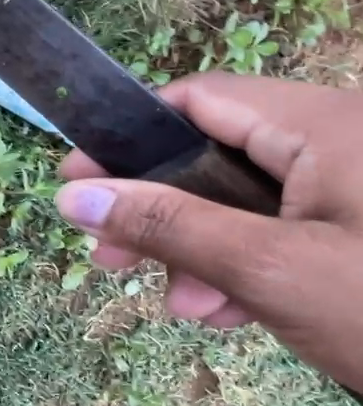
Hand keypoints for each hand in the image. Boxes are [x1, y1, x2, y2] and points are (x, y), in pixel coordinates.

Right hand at [55, 73, 362, 390]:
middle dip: (158, 210)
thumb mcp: (269, 270)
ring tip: (189, 305)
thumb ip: (164, 225)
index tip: (77, 189)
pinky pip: (294, 222)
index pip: (200, 99)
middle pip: (218, 154)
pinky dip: (249, 259)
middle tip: (111, 260)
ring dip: (199, 247)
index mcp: (333, 129)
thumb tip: (71, 194)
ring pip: (252, 196)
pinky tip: (237, 306)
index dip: (125, 139)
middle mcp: (354, 140)